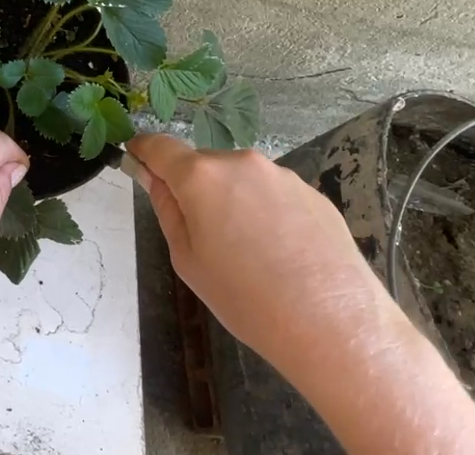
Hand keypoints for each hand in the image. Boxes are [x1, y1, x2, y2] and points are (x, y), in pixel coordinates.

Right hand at [125, 134, 395, 377]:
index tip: (137, 161)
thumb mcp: (187, 259)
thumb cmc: (246, 299)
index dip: (143, 151)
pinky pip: (273, 194)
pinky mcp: (313, 193)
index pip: (159, 146)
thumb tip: (153, 176)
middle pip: (202, 164)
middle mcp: (239, 162)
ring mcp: (281, 175)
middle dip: (194, 187)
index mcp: (200, 176)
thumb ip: (167, 209)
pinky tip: (282, 254)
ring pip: (240, 179)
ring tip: (251, 251)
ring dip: (233, 200)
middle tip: (205, 235)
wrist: (337, 328)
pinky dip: (267, 212)